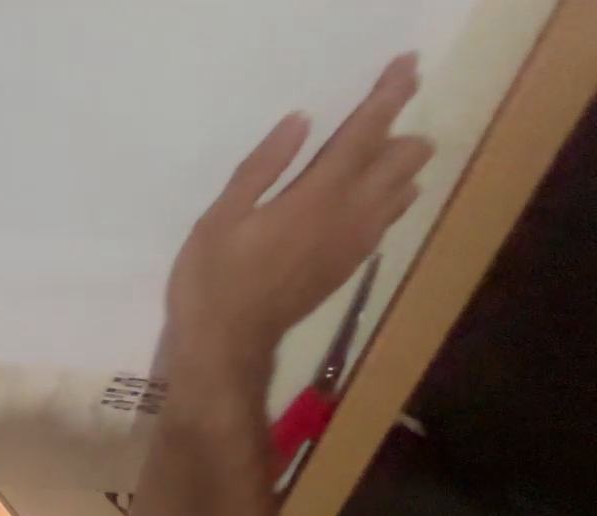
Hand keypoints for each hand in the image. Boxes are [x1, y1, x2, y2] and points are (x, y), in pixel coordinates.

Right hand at [164, 54, 432, 404]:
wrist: (228, 344)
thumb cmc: (211, 282)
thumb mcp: (217, 222)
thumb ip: (260, 170)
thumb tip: (299, 123)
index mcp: (318, 195)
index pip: (368, 131)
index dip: (389, 94)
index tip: (403, 67)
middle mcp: (353, 211)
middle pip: (410, 153)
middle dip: (393, 134)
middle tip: (358, 136)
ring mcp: (359, 240)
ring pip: (407, 185)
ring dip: (390, 169)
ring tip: (352, 172)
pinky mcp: (353, 263)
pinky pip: (388, 218)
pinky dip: (379, 201)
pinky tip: (345, 209)